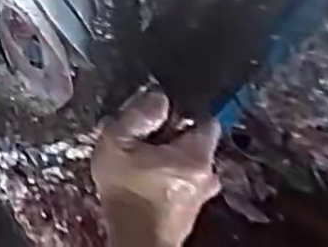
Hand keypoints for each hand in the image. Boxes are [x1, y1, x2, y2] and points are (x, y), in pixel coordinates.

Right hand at [91, 90, 220, 246]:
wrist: (136, 239)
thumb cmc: (126, 187)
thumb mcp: (118, 140)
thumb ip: (139, 115)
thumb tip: (158, 95)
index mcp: (197, 157)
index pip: (207, 121)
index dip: (185, 107)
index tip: (161, 106)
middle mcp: (209, 175)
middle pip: (196, 141)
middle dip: (173, 132)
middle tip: (142, 129)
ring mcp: (202, 194)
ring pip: (188, 159)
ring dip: (168, 151)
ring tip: (138, 150)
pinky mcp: (192, 207)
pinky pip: (184, 175)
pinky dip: (168, 168)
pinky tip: (144, 169)